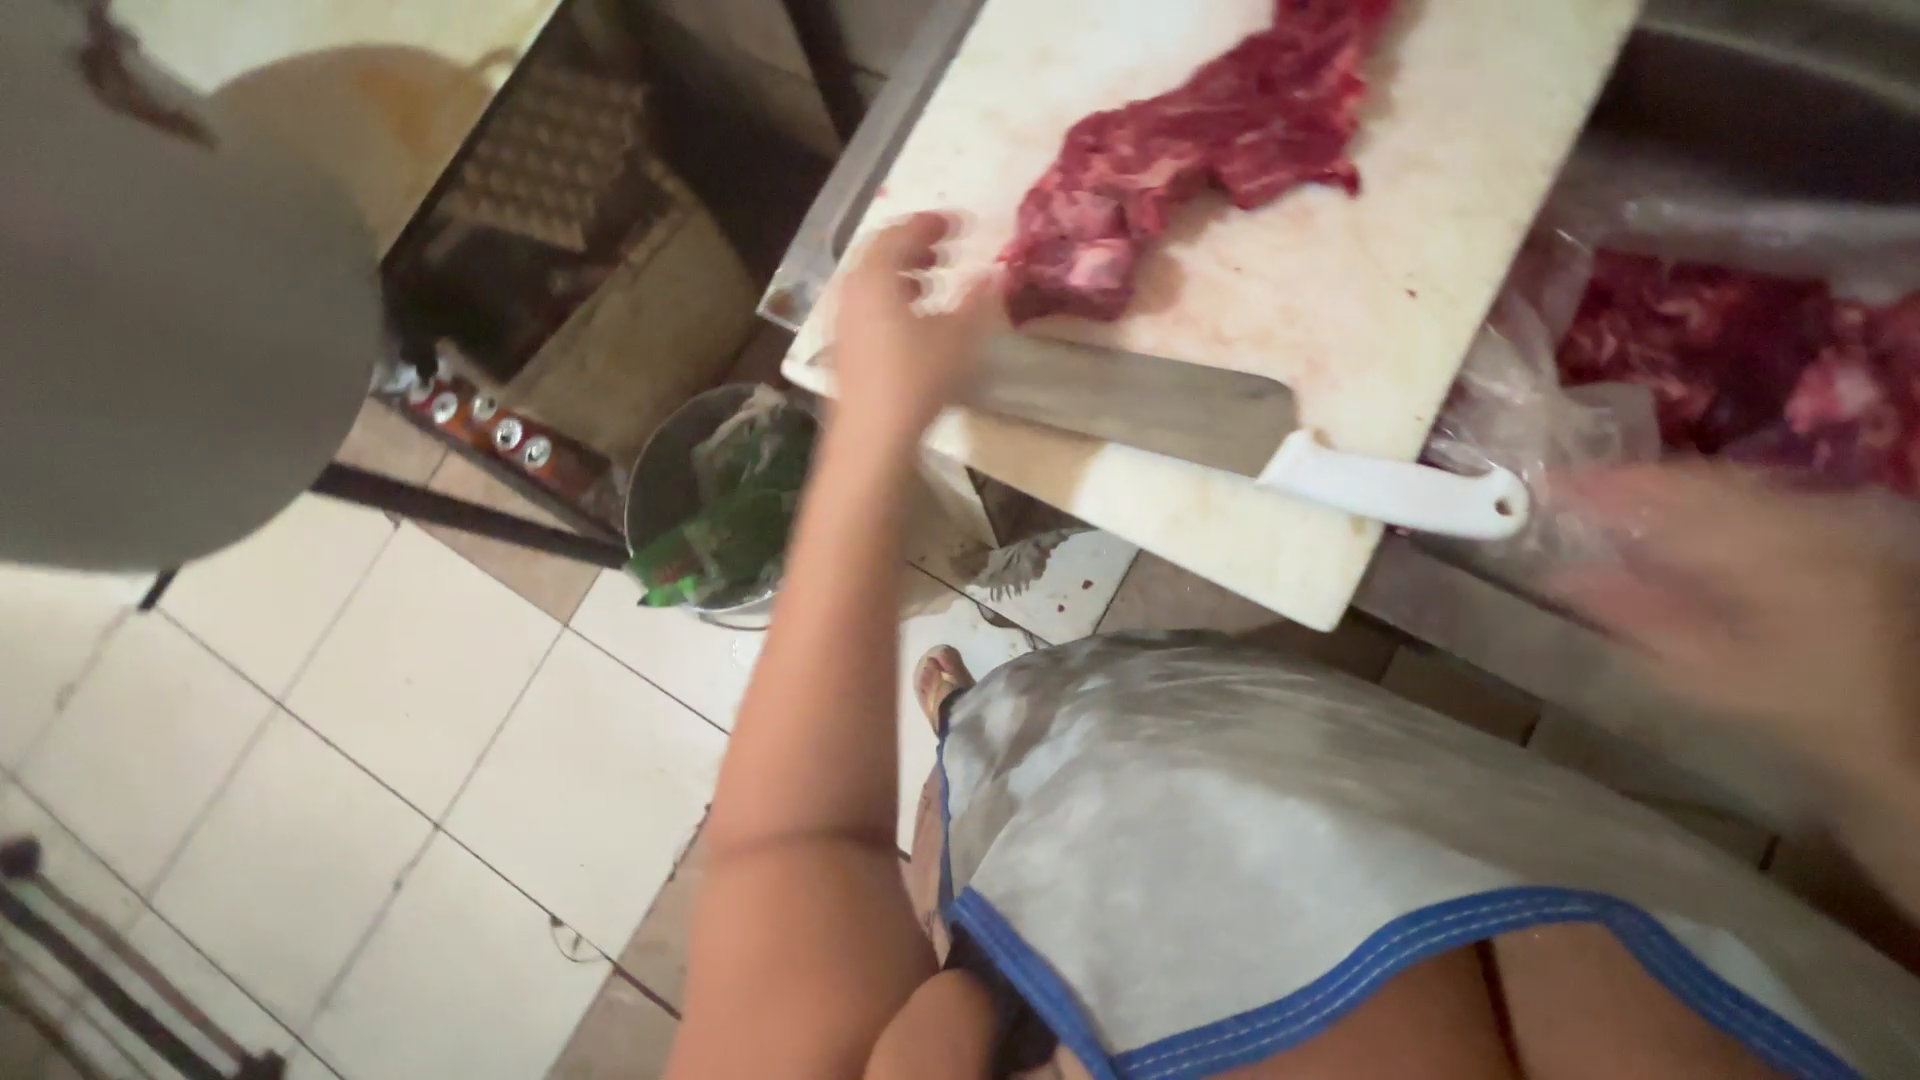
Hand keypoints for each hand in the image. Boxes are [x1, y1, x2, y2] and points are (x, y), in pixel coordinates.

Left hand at [832, 212, 1000, 438]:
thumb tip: (994, 273)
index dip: (930, 224)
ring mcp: (842, 322)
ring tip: (931, 284)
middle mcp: (851, 292)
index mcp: (875, 277)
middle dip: (914, 247)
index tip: (958, 225)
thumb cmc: (916, 378)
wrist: (872, 436)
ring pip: (871, 283)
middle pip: (879, 255)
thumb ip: (977, 299)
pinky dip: (890, 301)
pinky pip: (867, 308)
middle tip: (944, 251)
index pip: (899, 234)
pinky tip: (914, 323)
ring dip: (901, 275)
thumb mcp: (958, 336)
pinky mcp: (843, 349)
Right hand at [1555, 464, 1919, 790]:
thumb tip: (1559, 577)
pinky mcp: (1841, 530)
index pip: (1667, 503)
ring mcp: (1831, 522)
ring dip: (1663, 485)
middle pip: (1701, 480)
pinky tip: (1672, 511)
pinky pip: (1756, 493)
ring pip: (1729, 481)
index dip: (1603, 489)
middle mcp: (1806, 524)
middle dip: (1630, 482)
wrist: (1909, 727)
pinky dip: (1702, 494)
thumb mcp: (1703, 672)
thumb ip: (1629, 617)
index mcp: (1769, 558)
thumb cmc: (1795, 707)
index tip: (1548, 485)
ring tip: (1609, 495)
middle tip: (1570, 486)